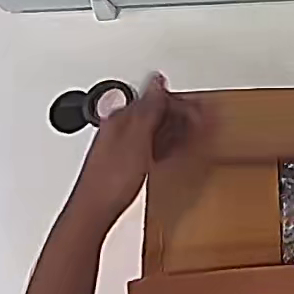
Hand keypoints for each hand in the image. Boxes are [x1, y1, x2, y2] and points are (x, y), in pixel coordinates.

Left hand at [67, 74, 199, 236]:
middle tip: (200, 123)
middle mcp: (120, 127)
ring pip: (155, 128)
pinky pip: (152, 144)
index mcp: (121, 117)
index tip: (198, 110)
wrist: (93, 212)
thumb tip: (157, 81)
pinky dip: (166, 145)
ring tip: (192, 135)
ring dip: (175, 130)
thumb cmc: (110, 180)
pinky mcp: (126, 160)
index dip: (181, 103)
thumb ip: (148, 109)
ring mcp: (123, 144)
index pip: (156, 98)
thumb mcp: (137, 138)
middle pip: (156, 111)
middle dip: (180, 116)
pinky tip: (173, 151)